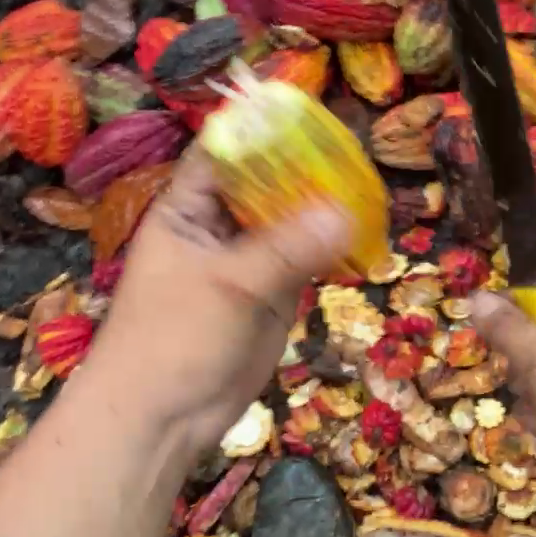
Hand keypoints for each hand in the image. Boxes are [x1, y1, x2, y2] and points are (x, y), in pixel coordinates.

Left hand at [84, 147, 353, 455]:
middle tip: (357, 154)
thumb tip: (348, 213)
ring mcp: (249, 262)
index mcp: (187, 211)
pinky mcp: (274, 293)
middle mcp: (220, 229)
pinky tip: (364, 235)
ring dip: (325, 210)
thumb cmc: (175, 340)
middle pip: (267, 187)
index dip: (263, 133)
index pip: (226, 156)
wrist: (165, 418)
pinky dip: (333, 248)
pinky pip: (308, 259)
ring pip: (292, 224)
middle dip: (308, 172)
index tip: (312, 118)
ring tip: (370, 188)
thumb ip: (288, 249)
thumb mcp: (229, 286)